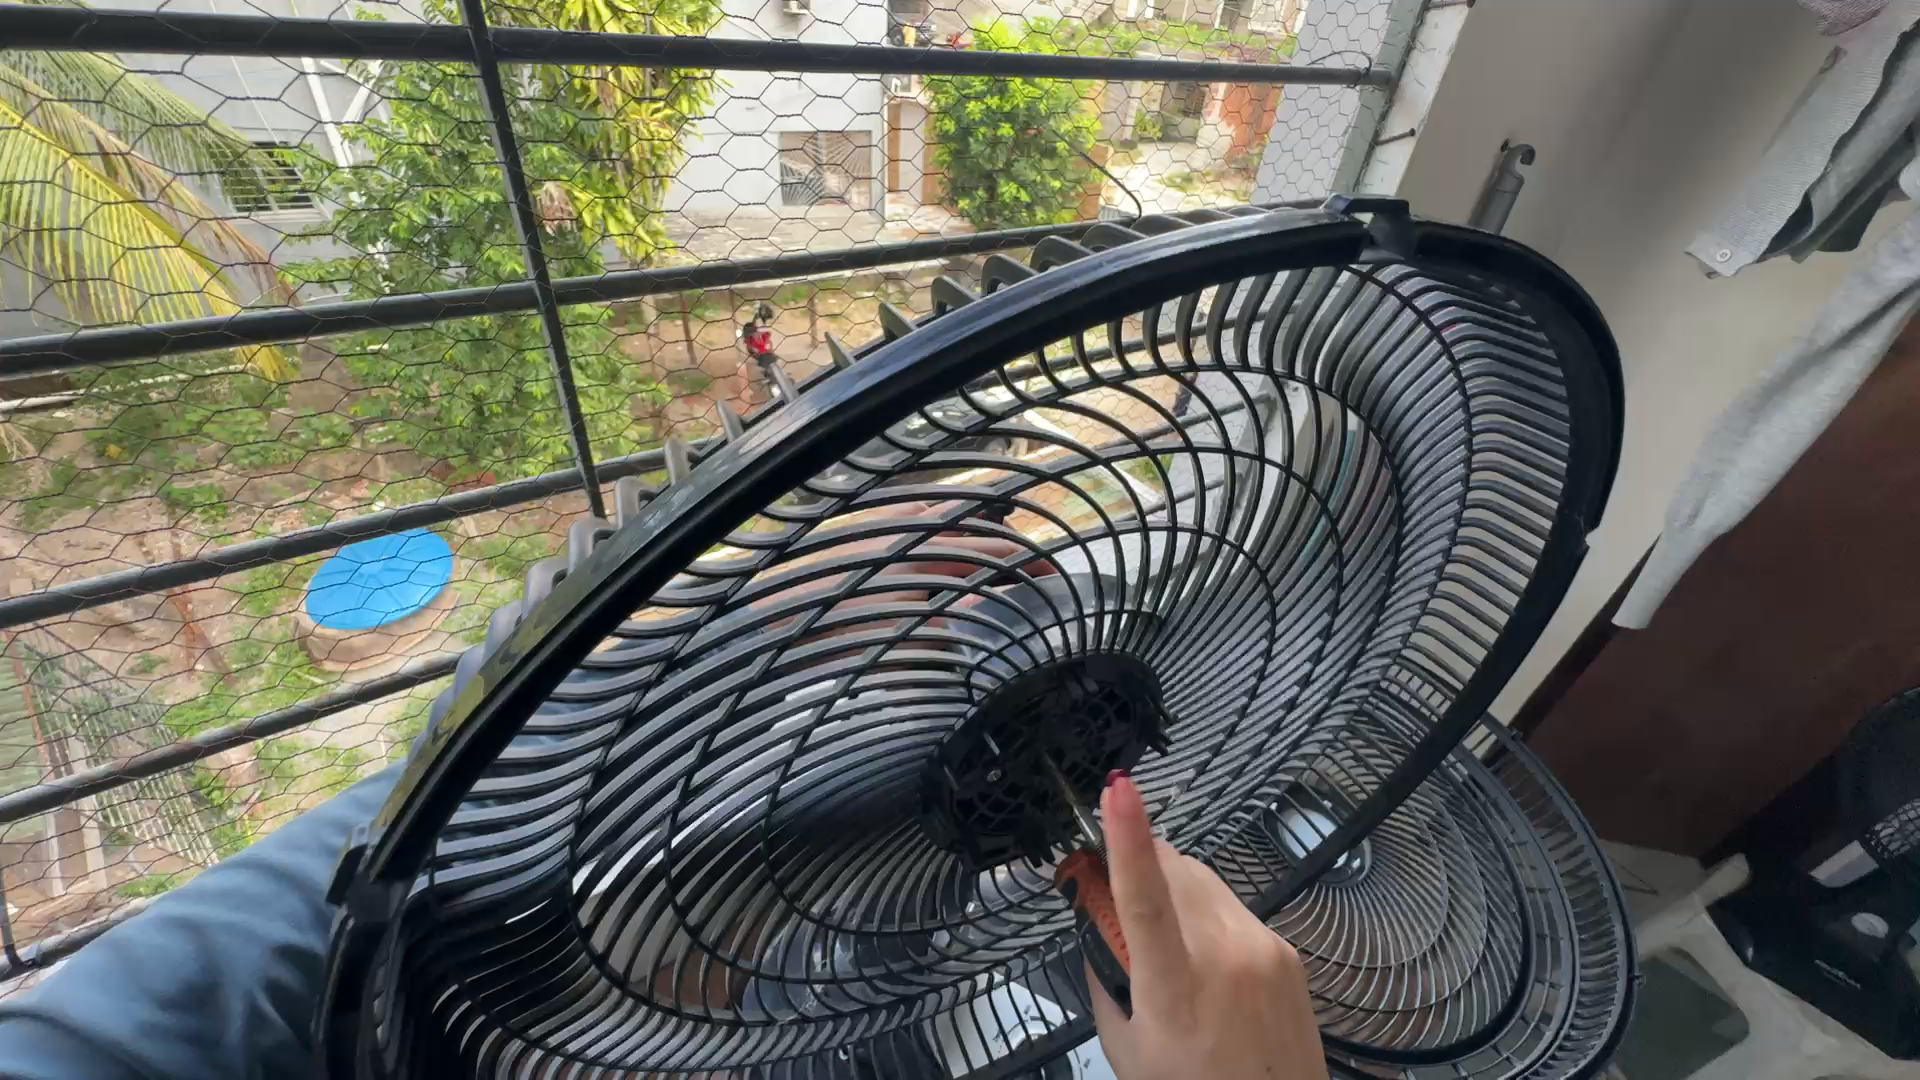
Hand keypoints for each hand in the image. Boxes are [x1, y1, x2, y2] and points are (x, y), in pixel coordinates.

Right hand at [1088, 773, 1329, 1079]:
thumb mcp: (1125, 1046)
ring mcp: (1262, 948)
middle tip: (1109, 874)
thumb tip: (1093, 911)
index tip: (1118, 789)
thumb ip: (1102, 973)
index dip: (1127, 838)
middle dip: (1138, 857)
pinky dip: (1204, 906)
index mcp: (1175, 990)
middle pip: (1171, 869)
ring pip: (1198, 875)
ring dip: (1170, 880)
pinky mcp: (1286, 947)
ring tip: (1164, 926)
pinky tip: (1205, 949)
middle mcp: (1225, 958)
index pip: (1144, 900)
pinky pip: (1228, 901)